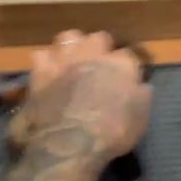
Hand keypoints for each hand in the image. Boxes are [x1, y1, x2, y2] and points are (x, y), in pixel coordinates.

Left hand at [9, 31, 151, 160]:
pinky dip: (46, 62)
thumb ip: (140, 95)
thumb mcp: (139, 118)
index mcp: (121, 65)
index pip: (131, 54)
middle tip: (101, 64)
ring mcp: (65, 60)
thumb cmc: (111, 134)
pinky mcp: (40, 72)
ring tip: (73, 60)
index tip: (130, 75)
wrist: (69, 143)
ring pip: (69, 37)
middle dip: (102, 48)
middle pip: (99, 38)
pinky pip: (41, 55)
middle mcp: (93, 54)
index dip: (130, 64)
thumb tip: (140, 86)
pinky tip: (49, 72)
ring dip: (73, 47)